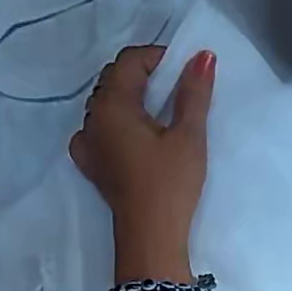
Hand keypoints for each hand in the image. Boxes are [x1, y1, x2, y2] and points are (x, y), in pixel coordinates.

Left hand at [70, 45, 216, 279]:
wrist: (151, 234)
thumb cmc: (171, 183)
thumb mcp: (188, 136)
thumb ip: (193, 94)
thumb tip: (203, 56)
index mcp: (113, 105)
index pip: (130, 62)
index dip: (158, 58)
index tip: (185, 72)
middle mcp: (92, 118)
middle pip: (114, 81)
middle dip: (143, 77)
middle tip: (176, 91)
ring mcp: (88, 144)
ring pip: (105, 106)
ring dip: (129, 101)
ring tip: (158, 115)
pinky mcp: (93, 166)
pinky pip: (98, 132)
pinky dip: (114, 126)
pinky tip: (129, 137)